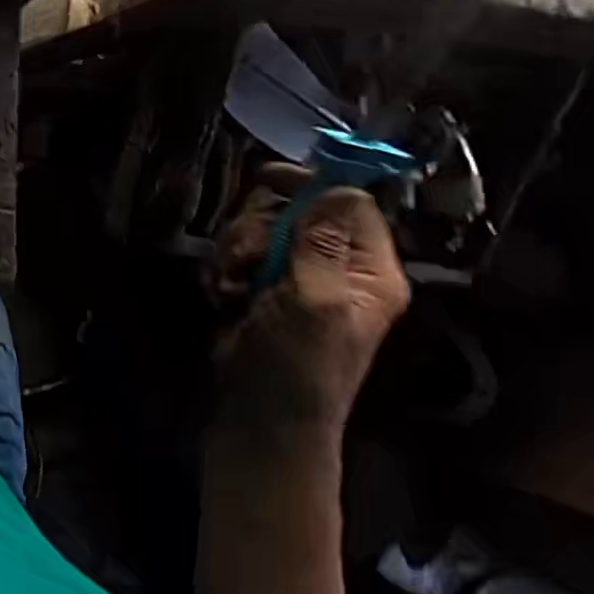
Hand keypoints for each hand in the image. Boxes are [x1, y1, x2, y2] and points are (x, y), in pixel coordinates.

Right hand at [214, 165, 409, 428]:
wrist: (260, 413)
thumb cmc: (299, 364)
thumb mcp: (317, 302)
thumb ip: (324, 244)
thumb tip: (337, 188)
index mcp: (368, 267)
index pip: (351, 202)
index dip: (315, 185)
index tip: (271, 180)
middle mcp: (334, 263)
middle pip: (295, 208)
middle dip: (261, 226)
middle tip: (250, 255)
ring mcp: (294, 273)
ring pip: (258, 227)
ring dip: (237, 249)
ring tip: (234, 283)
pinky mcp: (258, 283)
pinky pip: (235, 250)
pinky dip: (224, 267)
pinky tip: (225, 293)